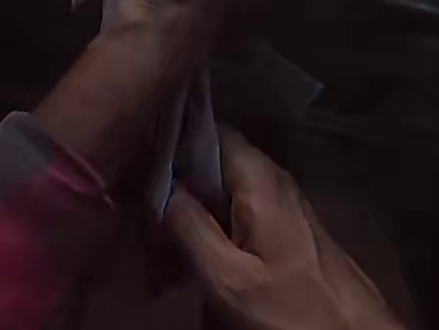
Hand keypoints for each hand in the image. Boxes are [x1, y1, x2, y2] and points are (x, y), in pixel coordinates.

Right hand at [166, 127, 404, 329]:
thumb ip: (192, 230)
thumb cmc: (293, 309)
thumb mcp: (231, 280)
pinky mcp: (286, 225)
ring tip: (165, 237)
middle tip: (149, 208)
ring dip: (197, 207)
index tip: (144, 161)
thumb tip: (164, 192)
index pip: (209, 130)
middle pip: (215, 159)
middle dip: (181, 180)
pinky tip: (199, 254)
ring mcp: (281, 198)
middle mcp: (271, 175)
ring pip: (227, 186)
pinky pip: (242, 208)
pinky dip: (217, 224)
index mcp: (257, 174)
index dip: (175, 140)